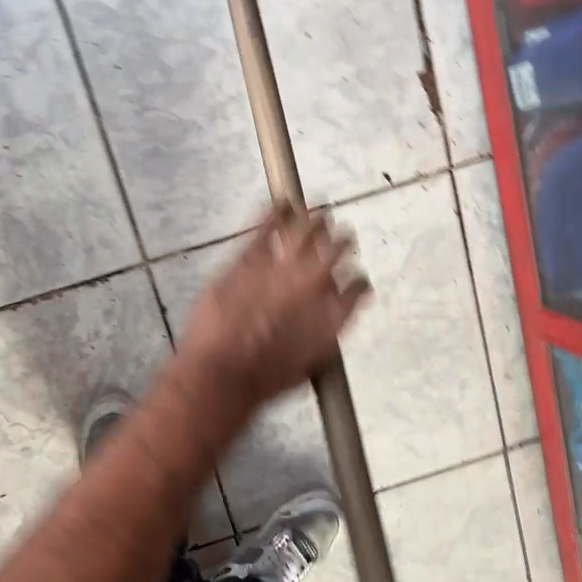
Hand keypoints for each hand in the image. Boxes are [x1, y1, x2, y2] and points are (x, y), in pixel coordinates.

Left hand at [180, 204, 370, 407]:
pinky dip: (275, 211)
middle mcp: (315, 284)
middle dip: (340, 241)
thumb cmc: (262, 379)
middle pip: (338, 250)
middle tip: (340, 236)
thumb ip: (322, 339)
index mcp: (334, 314)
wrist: (222, 371)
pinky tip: (280, 202)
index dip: (356, 281)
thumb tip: (325, 326)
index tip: (354, 278)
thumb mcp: (307, 366)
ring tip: (318, 212)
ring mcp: (282, 266)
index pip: (358, 287)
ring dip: (316, 220)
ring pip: (308, 230)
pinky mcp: (249, 258)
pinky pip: (267, 226)